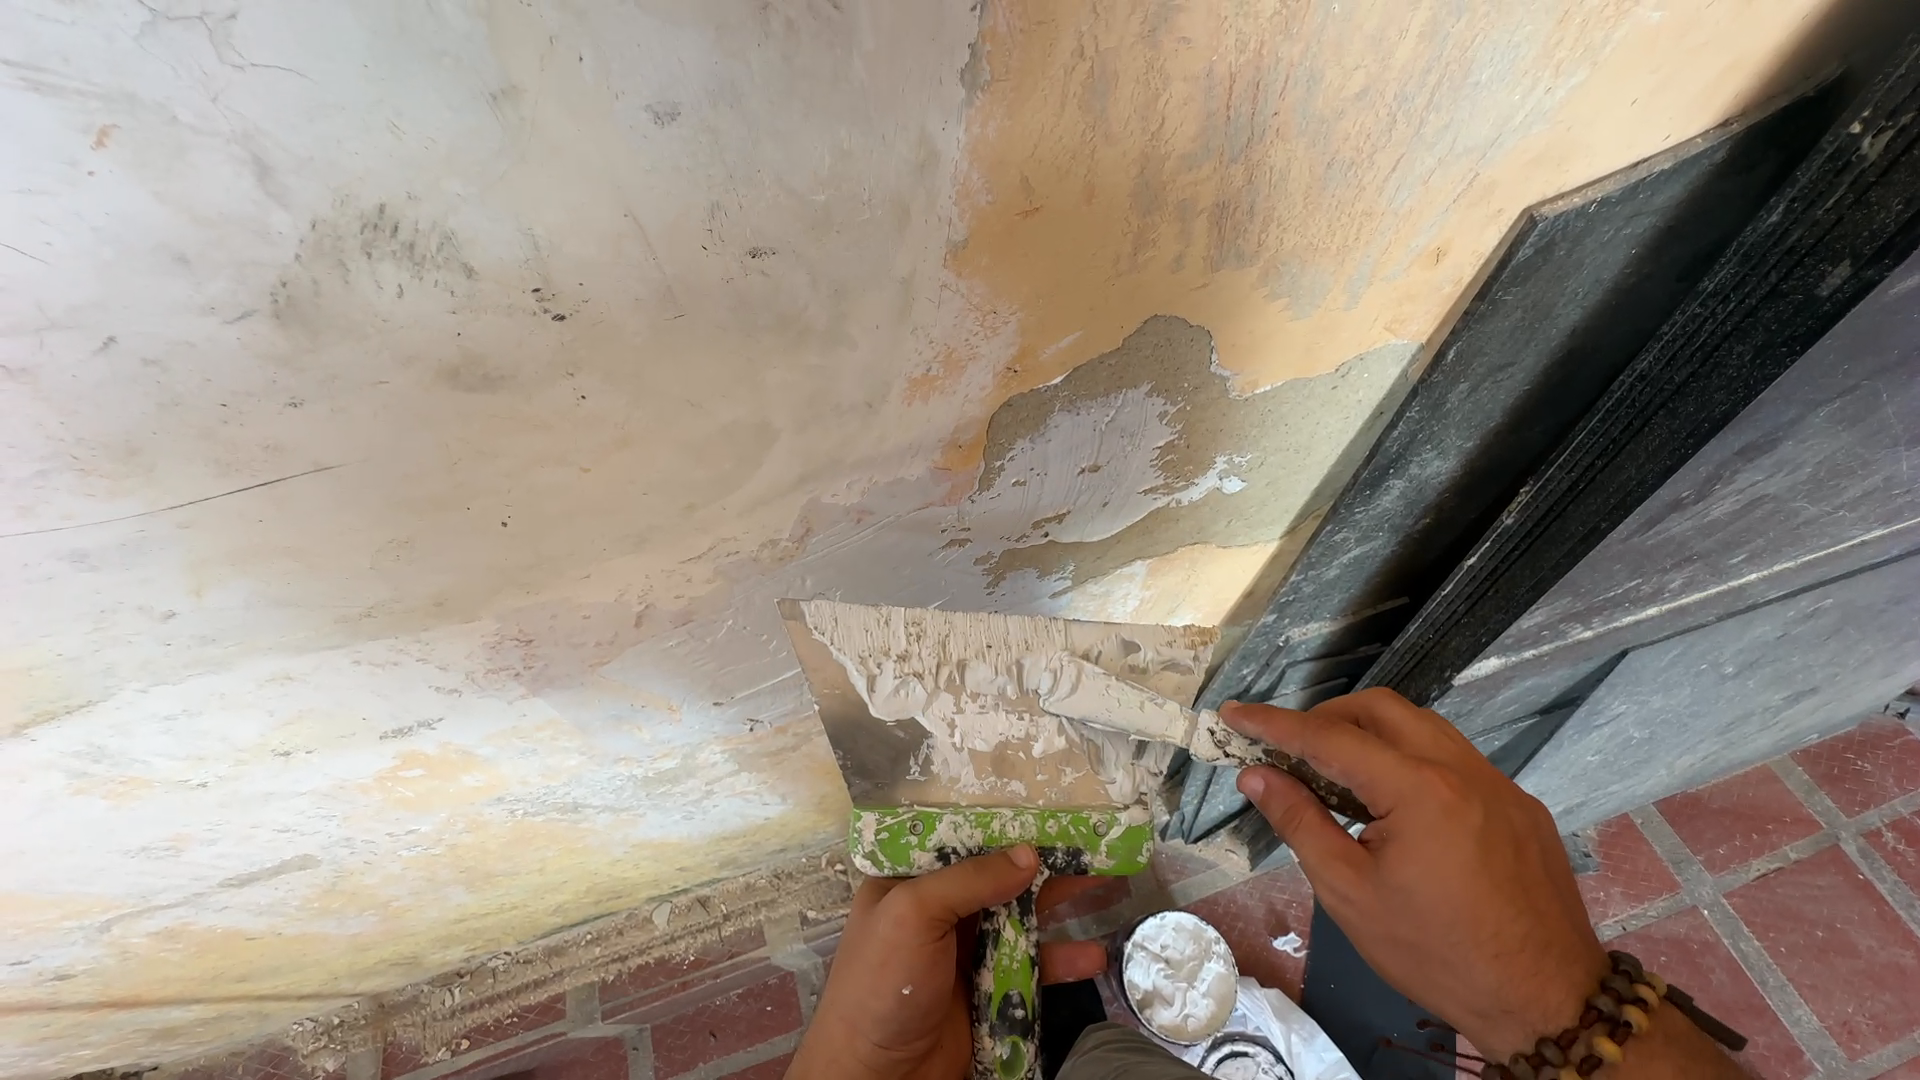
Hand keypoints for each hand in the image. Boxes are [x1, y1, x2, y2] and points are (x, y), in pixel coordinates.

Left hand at [788, 846, 1108, 1079]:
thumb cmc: (881, 983)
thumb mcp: (914, 914)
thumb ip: (971, 880)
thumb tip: (1029, 853)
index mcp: (910, 880)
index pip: (961, 840)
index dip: (1003, 826)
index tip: (1047, 812)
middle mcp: (939, 909)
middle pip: (999, 876)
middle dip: (1043, 862)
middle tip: (1092, 846)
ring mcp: (965, 951)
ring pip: (1021, 917)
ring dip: (1061, 905)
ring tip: (1107, 887)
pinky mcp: (988, 991)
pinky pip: (1031, 966)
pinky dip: (1062, 960)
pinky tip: (1093, 957)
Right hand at [1224, 690, 1609, 1060]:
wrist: (1551, 1006)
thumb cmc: (1435, 953)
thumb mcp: (1348, 892)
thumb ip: (1299, 821)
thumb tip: (1255, 775)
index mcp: (1417, 789)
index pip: (1328, 737)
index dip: (1273, 723)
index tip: (1233, 713)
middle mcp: (1461, 768)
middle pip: (1379, 708)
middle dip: (1325, 716)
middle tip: (1290, 748)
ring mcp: (1498, 783)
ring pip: (1420, 724)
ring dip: (1368, 731)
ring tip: (1337, 771)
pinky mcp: (1518, 805)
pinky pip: (1451, 755)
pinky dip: (1407, 757)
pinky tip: (1394, 803)